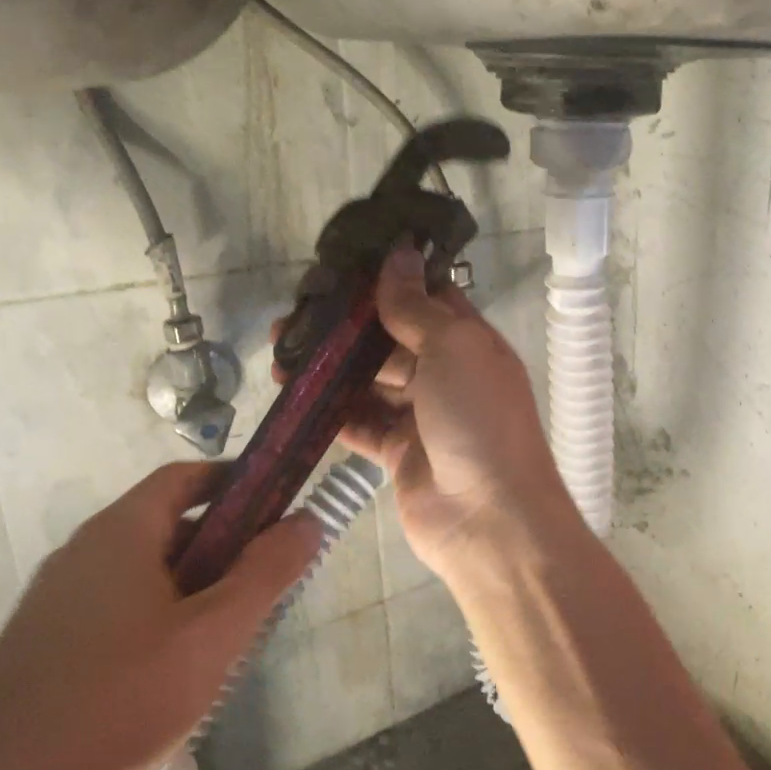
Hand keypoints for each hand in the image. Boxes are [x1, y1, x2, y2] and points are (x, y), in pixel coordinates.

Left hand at [0, 463, 320, 769]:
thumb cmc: (120, 697)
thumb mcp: (214, 633)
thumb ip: (267, 572)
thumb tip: (307, 520)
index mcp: (118, 534)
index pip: (184, 477)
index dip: (235, 480)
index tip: (276, 504)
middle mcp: (78, 554)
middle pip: (163, 525)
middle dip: (220, 544)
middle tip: (258, 584)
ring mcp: (49, 601)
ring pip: (138, 572)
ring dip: (187, 587)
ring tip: (217, 636)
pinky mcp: (34, 647)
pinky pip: (108, 609)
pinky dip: (150, 618)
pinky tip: (164, 673)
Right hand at [315, 244, 575, 577]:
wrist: (490, 518)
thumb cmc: (479, 418)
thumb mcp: (453, 348)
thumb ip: (416, 306)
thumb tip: (400, 251)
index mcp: (472, 343)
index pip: (430, 298)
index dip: (390, 280)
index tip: (341, 265)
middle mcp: (449, 374)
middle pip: (392, 340)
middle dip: (347, 326)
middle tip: (295, 313)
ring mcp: (423, 416)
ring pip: (369, 381)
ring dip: (329, 367)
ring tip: (279, 350)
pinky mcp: (398, 455)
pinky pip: (359, 424)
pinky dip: (329, 411)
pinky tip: (291, 393)